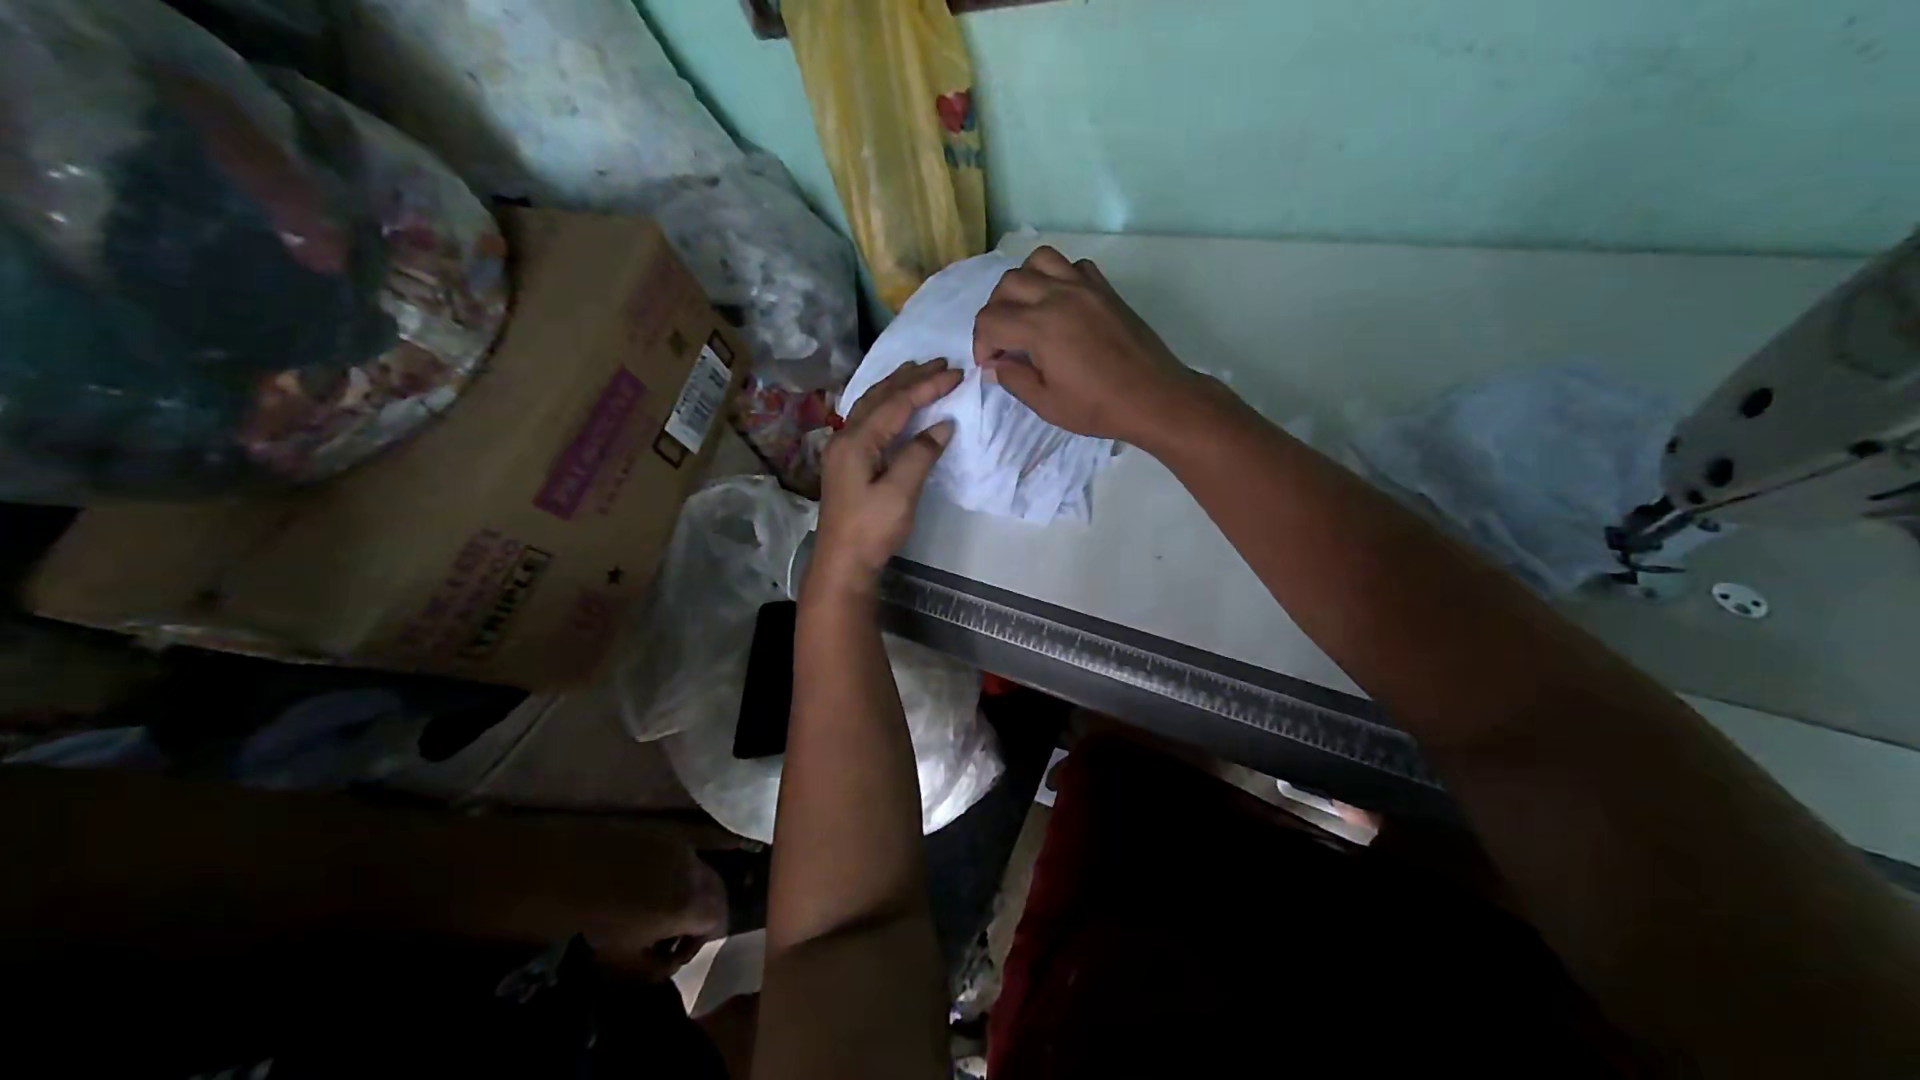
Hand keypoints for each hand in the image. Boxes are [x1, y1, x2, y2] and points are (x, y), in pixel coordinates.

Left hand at [813, 359, 961, 592]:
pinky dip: (885, 403)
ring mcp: (842, 449)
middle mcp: (845, 437)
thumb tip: (942, 424)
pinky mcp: (846, 462)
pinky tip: (893, 404)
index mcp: (857, 441)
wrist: (842, 563)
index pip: (897, 403)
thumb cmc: (871, 530)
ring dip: (895, 386)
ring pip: (870, 405)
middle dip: (911, 377)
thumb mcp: (900, 493)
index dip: (927, 386)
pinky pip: (867, 419)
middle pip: (879, 397)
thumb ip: (920, 454)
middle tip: (941, 363)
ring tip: (917, 371)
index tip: (957, 373)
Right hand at [974, 246, 1221, 450]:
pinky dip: (1059, 276)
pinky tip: (1060, 303)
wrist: (1154, 397)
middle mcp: (1058, 296)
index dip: (981, 343)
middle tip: (1003, 338)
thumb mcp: (1047, 404)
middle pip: (1008, 284)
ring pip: (1039, 260)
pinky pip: (1073, 265)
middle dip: (995, 310)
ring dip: (1023, 282)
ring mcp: (1085, 288)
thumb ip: (1014, 379)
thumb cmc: (1098, 408)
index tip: (991, 364)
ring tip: (1026, 309)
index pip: (990, 319)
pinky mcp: (1105, 289)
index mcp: (1040, 327)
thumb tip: (996, 365)